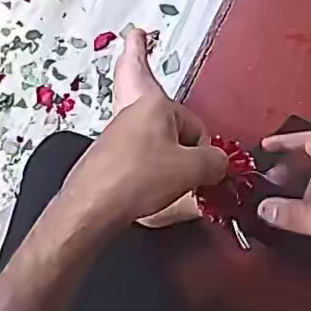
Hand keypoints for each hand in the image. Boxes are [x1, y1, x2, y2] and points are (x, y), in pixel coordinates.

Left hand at [59, 89, 228, 230]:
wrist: (90, 206)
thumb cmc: (136, 180)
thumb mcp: (192, 170)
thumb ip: (217, 161)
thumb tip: (221, 162)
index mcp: (157, 103)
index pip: (199, 127)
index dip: (203, 155)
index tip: (199, 174)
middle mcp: (136, 111)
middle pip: (179, 137)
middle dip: (184, 162)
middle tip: (180, 182)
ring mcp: (119, 131)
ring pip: (159, 151)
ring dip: (165, 171)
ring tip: (158, 190)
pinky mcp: (107, 153)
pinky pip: (140, 162)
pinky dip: (146, 177)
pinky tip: (142, 193)